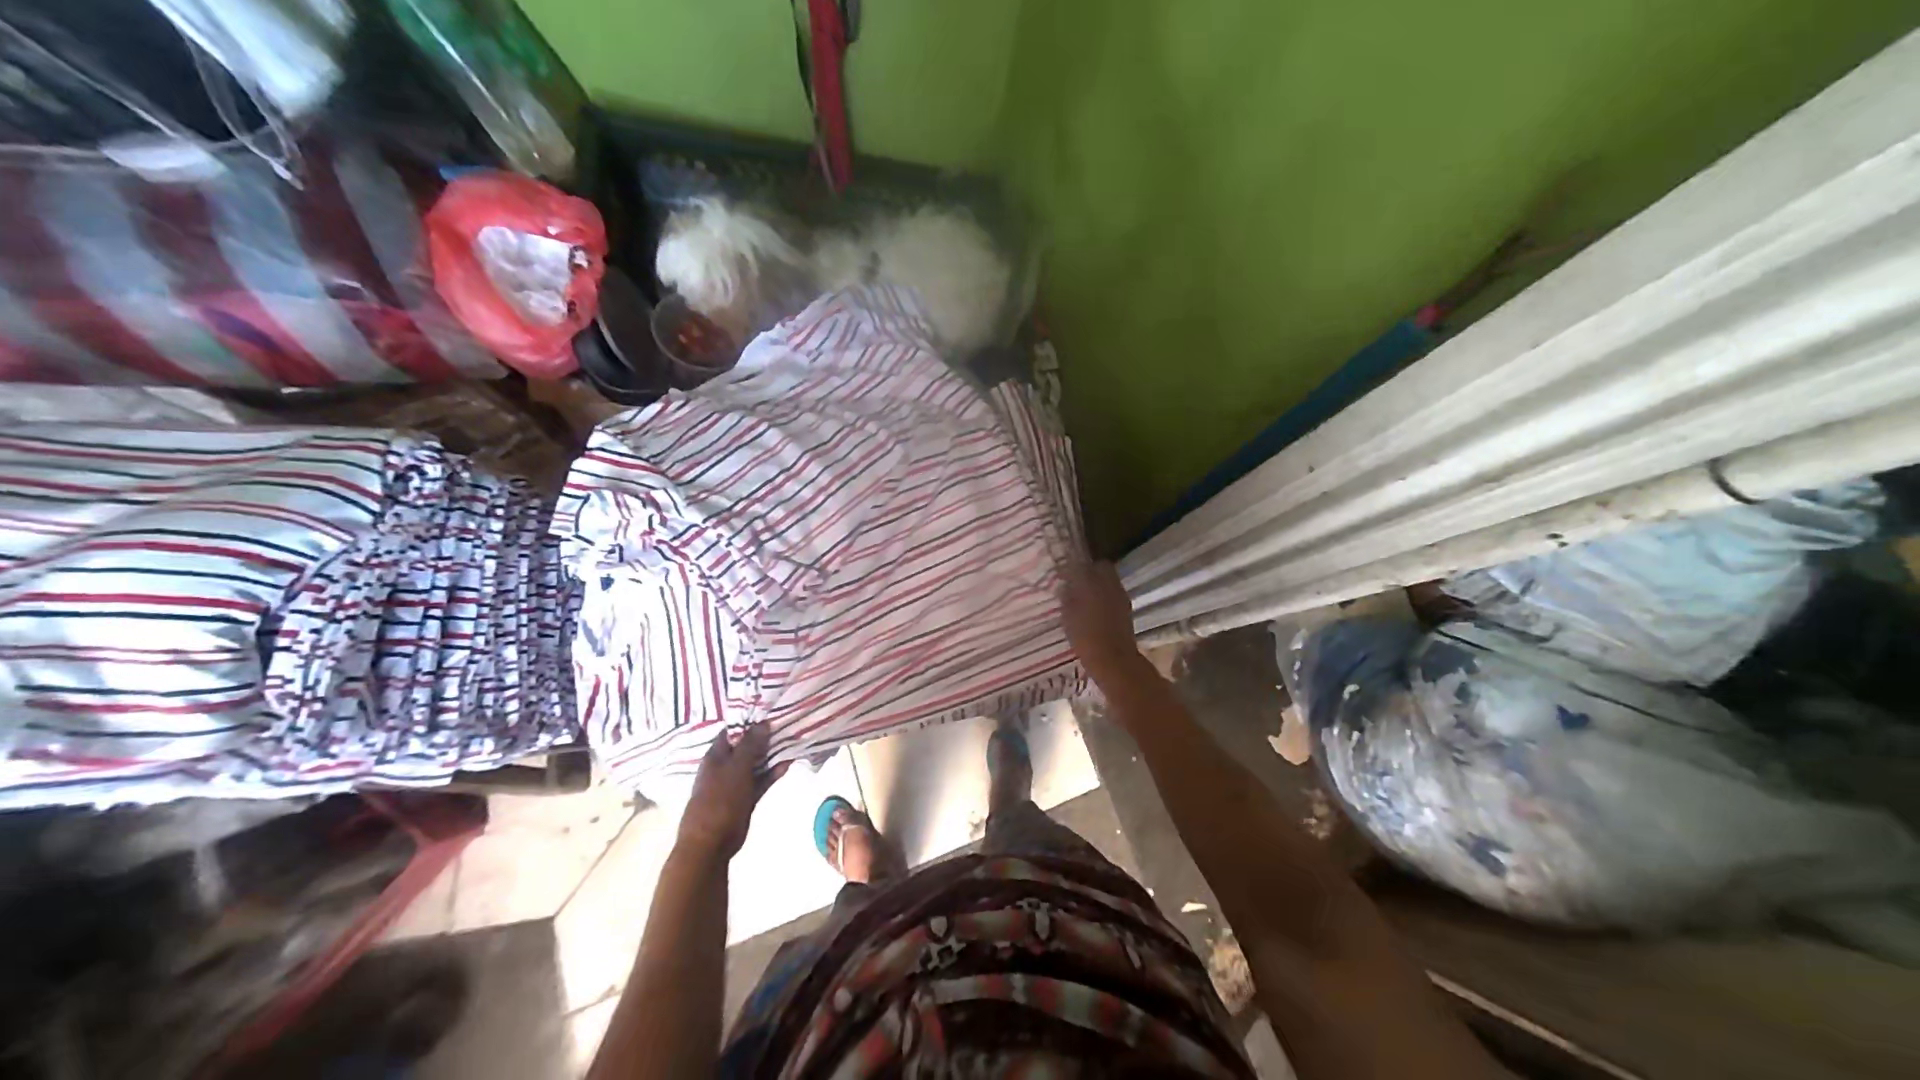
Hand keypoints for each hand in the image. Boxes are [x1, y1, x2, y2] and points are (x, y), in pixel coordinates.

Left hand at [678, 723, 786, 858]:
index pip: (732, 731)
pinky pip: (760, 781)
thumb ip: (750, 745)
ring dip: (771, 755)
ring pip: (755, 764)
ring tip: (792, 742)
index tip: (770, 711)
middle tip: (787, 724)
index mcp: (716, 755)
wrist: (711, 843)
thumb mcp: (736, 767)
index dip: (749, 721)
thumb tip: (762, 723)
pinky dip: (772, 773)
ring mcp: (735, 783)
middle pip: (746, 746)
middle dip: (765, 737)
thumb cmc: (720, 800)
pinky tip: (788, 764)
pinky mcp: (745, 798)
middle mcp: (725, 766)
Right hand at [1061, 560, 1144, 683]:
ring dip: (1098, 582)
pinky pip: (1114, 593)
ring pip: (1109, 579)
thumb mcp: (1068, 617)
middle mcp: (1109, 584)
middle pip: (1101, 567)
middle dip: (1088, 570)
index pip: (1081, 565)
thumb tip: (1064, 586)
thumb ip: (1066, 597)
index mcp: (1092, 582)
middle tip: (1075, 581)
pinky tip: (1095, 607)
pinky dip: (1105, 595)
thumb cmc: (1086, 637)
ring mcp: (1120, 596)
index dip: (1069, 568)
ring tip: (1084, 595)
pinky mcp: (1126, 608)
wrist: (1114, 659)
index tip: (1060, 575)